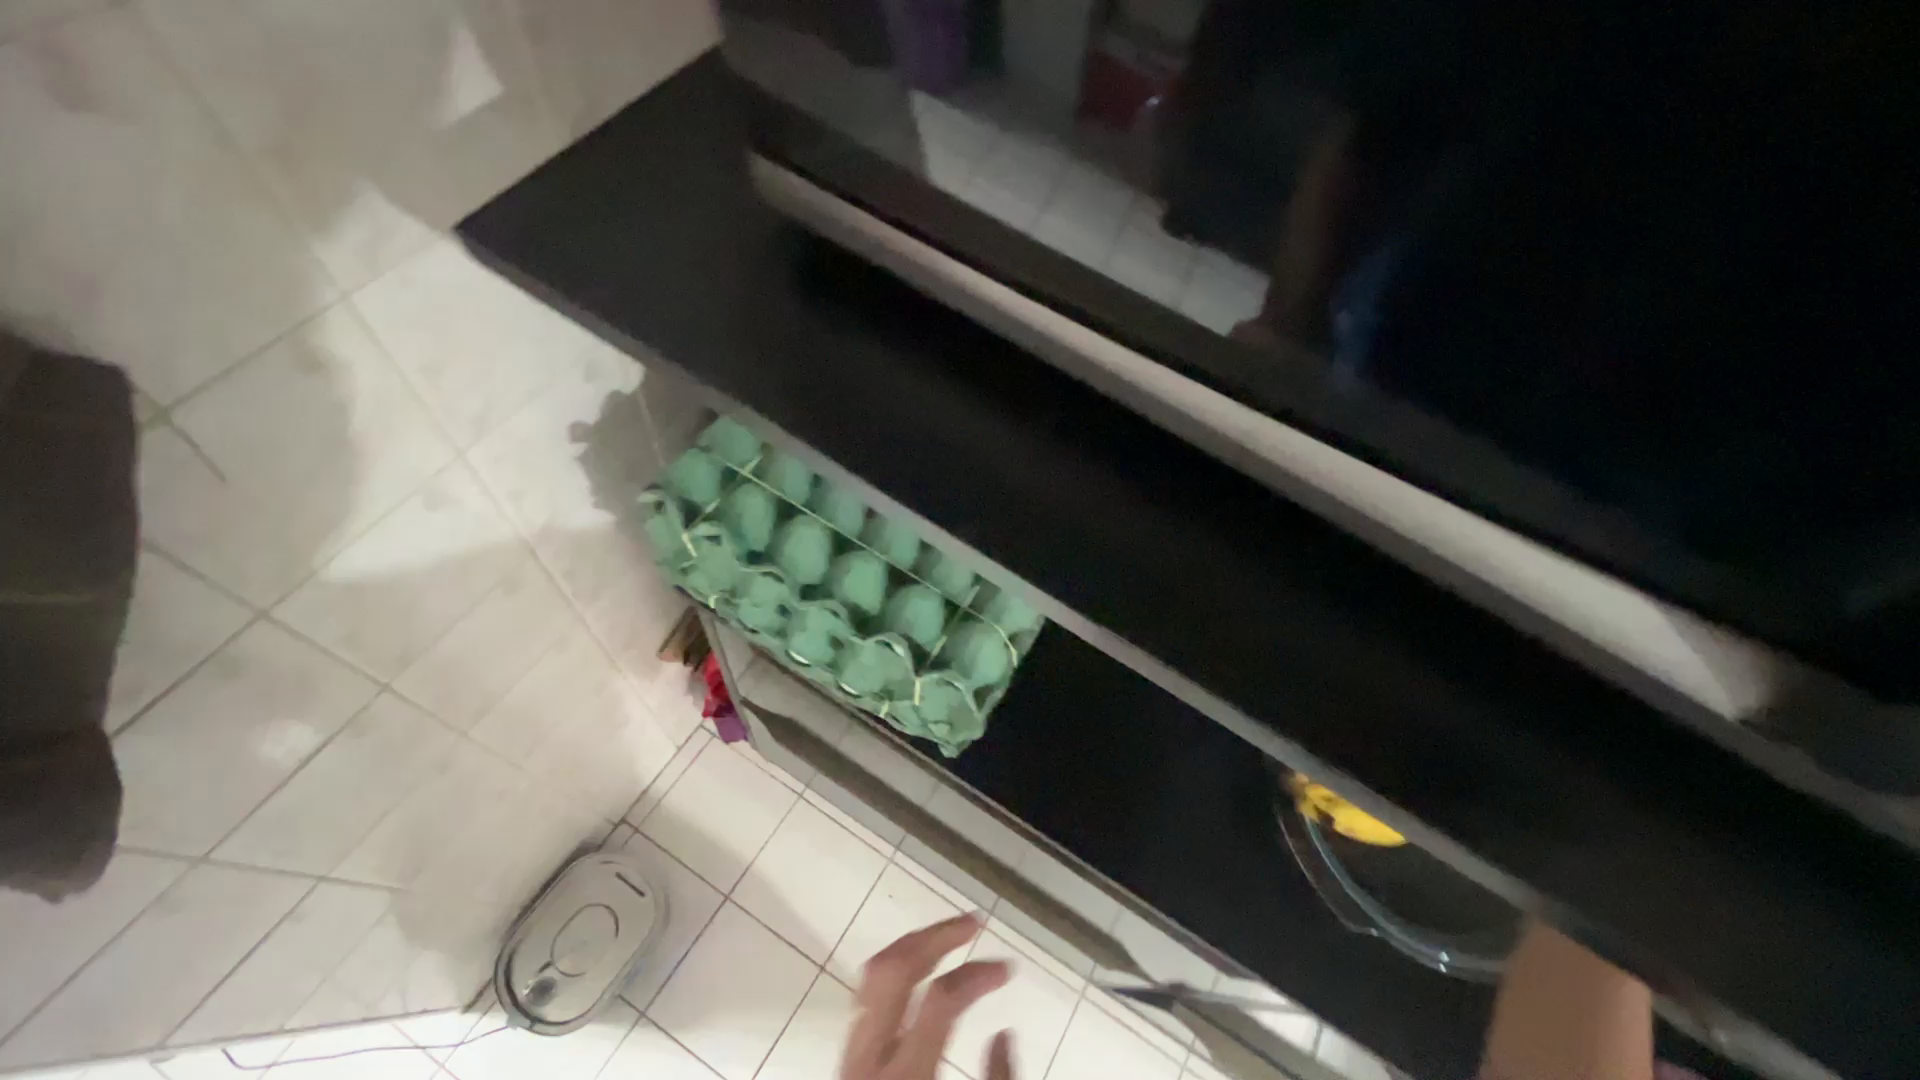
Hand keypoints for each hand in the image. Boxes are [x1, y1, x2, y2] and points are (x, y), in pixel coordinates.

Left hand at [842, 912, 1014, 1079]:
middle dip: (936, 934)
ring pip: (871, 974)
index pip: (939, 999)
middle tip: (974, 920)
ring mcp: (848, 1054)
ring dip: (911, 945)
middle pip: (894, 969)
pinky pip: (863, 994)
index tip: (1006, 966)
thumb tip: (1004, 1036)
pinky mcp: (843, 1056)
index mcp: (905, 1072)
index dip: (976, 973)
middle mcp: (868, 1055)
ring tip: (946, 932)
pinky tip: (915, 966)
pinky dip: (892, 968)